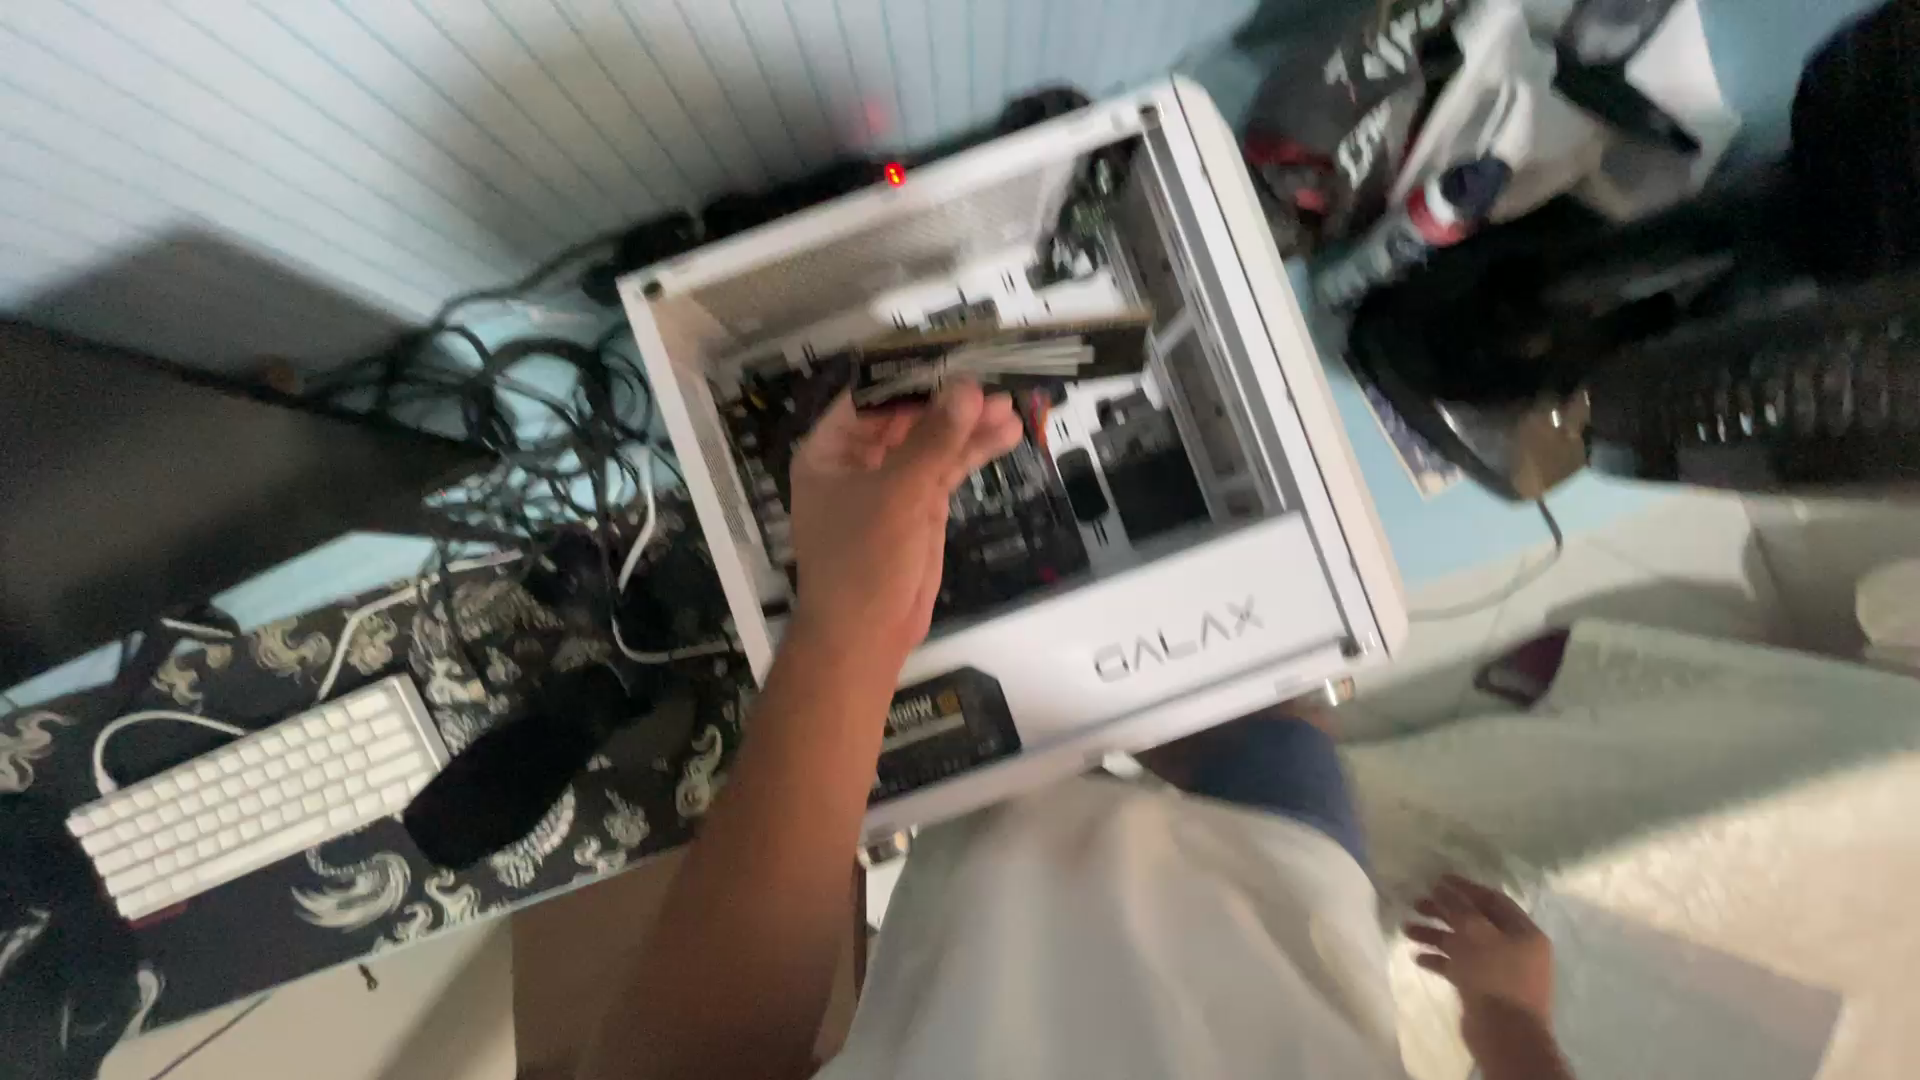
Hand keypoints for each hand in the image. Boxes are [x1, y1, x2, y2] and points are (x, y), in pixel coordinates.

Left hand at [787, 381, 1021, 664]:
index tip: (954, 357)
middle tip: (993, 381)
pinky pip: (946, 469)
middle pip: (908, 416)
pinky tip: (1005, 436)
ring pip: (933, 442)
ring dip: (969, 426)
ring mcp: (891, 484)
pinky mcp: (919, 507)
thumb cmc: (862, 561)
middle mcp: (859, 461)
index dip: (912, 375)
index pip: (870, 397)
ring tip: (1011, 406)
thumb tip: (966, 389)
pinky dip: (973, 453)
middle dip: (949, 401)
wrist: (865, 635)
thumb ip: (932, 440)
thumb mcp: (896, 494)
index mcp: (831, 450)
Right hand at [1406, 876, 1555, 1044]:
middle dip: (1442, 911)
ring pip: (1462, 943)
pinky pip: (1458, 966)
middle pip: (1473, 920)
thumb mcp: (1474, 932)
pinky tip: (1419, 957)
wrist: (1505, 1035)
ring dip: (1434, 934)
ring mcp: (1499, 970)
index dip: (1463, 886)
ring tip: (1406, 931)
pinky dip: (1439, 959)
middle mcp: (1514, 948)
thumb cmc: (1493, 976)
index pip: (1491, 899)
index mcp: (1523, 932)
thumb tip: (1441, 886)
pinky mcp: (1484, 988)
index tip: (1435, 878)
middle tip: (1415, 904)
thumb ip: (1457, 905)